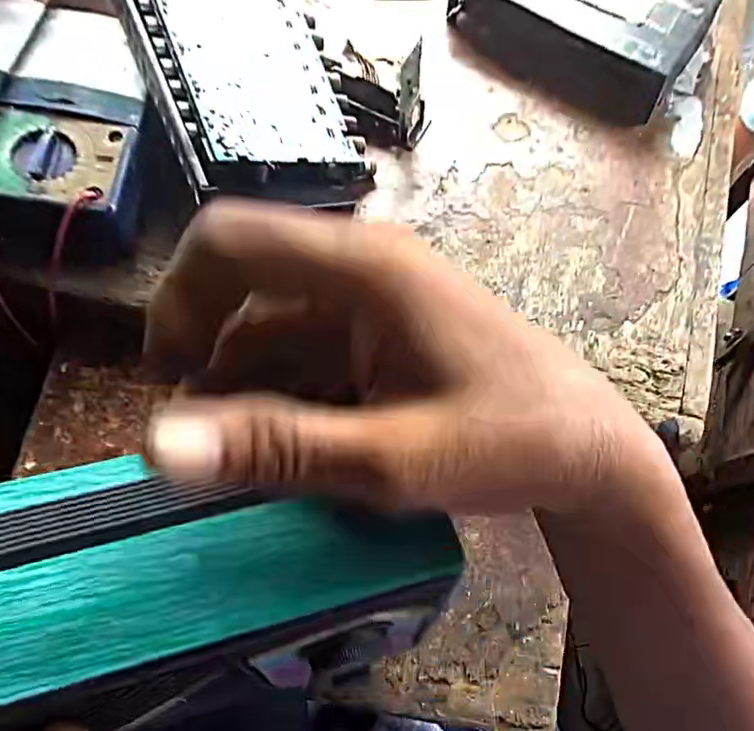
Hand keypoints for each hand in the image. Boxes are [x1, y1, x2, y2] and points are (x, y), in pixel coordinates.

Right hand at [142, 200, 678, 523]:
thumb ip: (280, 448)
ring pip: (293, 340)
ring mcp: (392, 313)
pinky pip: (331, 366)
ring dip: (264, 396)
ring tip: (258, 464)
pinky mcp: (406, 348)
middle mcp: (373, 275)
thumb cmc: (510, 443)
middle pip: (258, 300)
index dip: (179, 304)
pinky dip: (306, 405)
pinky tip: (310, 455)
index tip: (166, 379)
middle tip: (213, 445)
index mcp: (365, 270)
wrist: (592, 456)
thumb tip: (161, 445)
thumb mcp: (392, 457)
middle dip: (222, 368)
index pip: (230, 243)